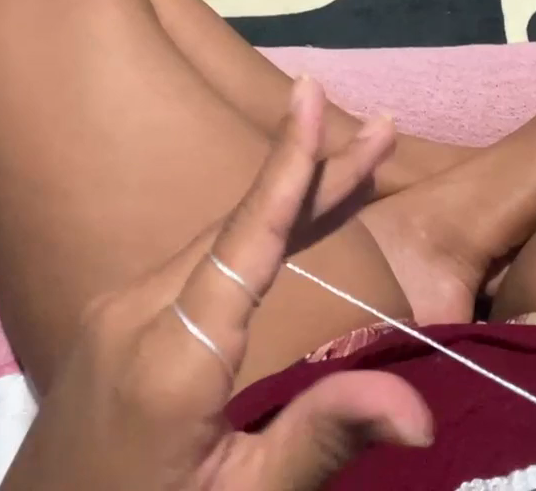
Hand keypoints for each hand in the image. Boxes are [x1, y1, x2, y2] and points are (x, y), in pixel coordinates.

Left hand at [1, 79, 434, 490]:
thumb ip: (321, 439)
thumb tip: (421, 411)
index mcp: (170, 358)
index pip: (246, 240)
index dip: (286, 164)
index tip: (310, 96)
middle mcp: (136, 312)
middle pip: (244, 224)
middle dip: (318, 172)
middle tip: (384, 131)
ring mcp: (117, 310)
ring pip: (221, 235)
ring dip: (292, 198)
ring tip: (353, 167)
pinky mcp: (114, 318)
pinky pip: (198, 259)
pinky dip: (255, 230)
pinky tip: (286, 221)